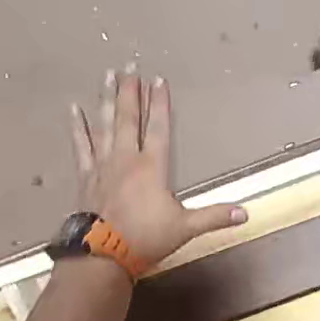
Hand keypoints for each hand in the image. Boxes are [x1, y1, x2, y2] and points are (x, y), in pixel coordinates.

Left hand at [70, 69, 246, 271]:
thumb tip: (246, 213)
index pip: (158, 129)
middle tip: (129, 67)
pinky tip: (73, 109)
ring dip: (108, 100)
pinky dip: (77, 127)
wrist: (103, 253)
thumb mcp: (186, 228)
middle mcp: (126, 159)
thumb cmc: (147, 238)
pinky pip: (81, 145)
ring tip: (108, 77)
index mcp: (152, 167)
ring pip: (105, 125)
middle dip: (131, 93)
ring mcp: (103, 165)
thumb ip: (215, 217)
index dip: (160, 104)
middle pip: (129, 119)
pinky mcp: (86, 176)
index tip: (159, 80)